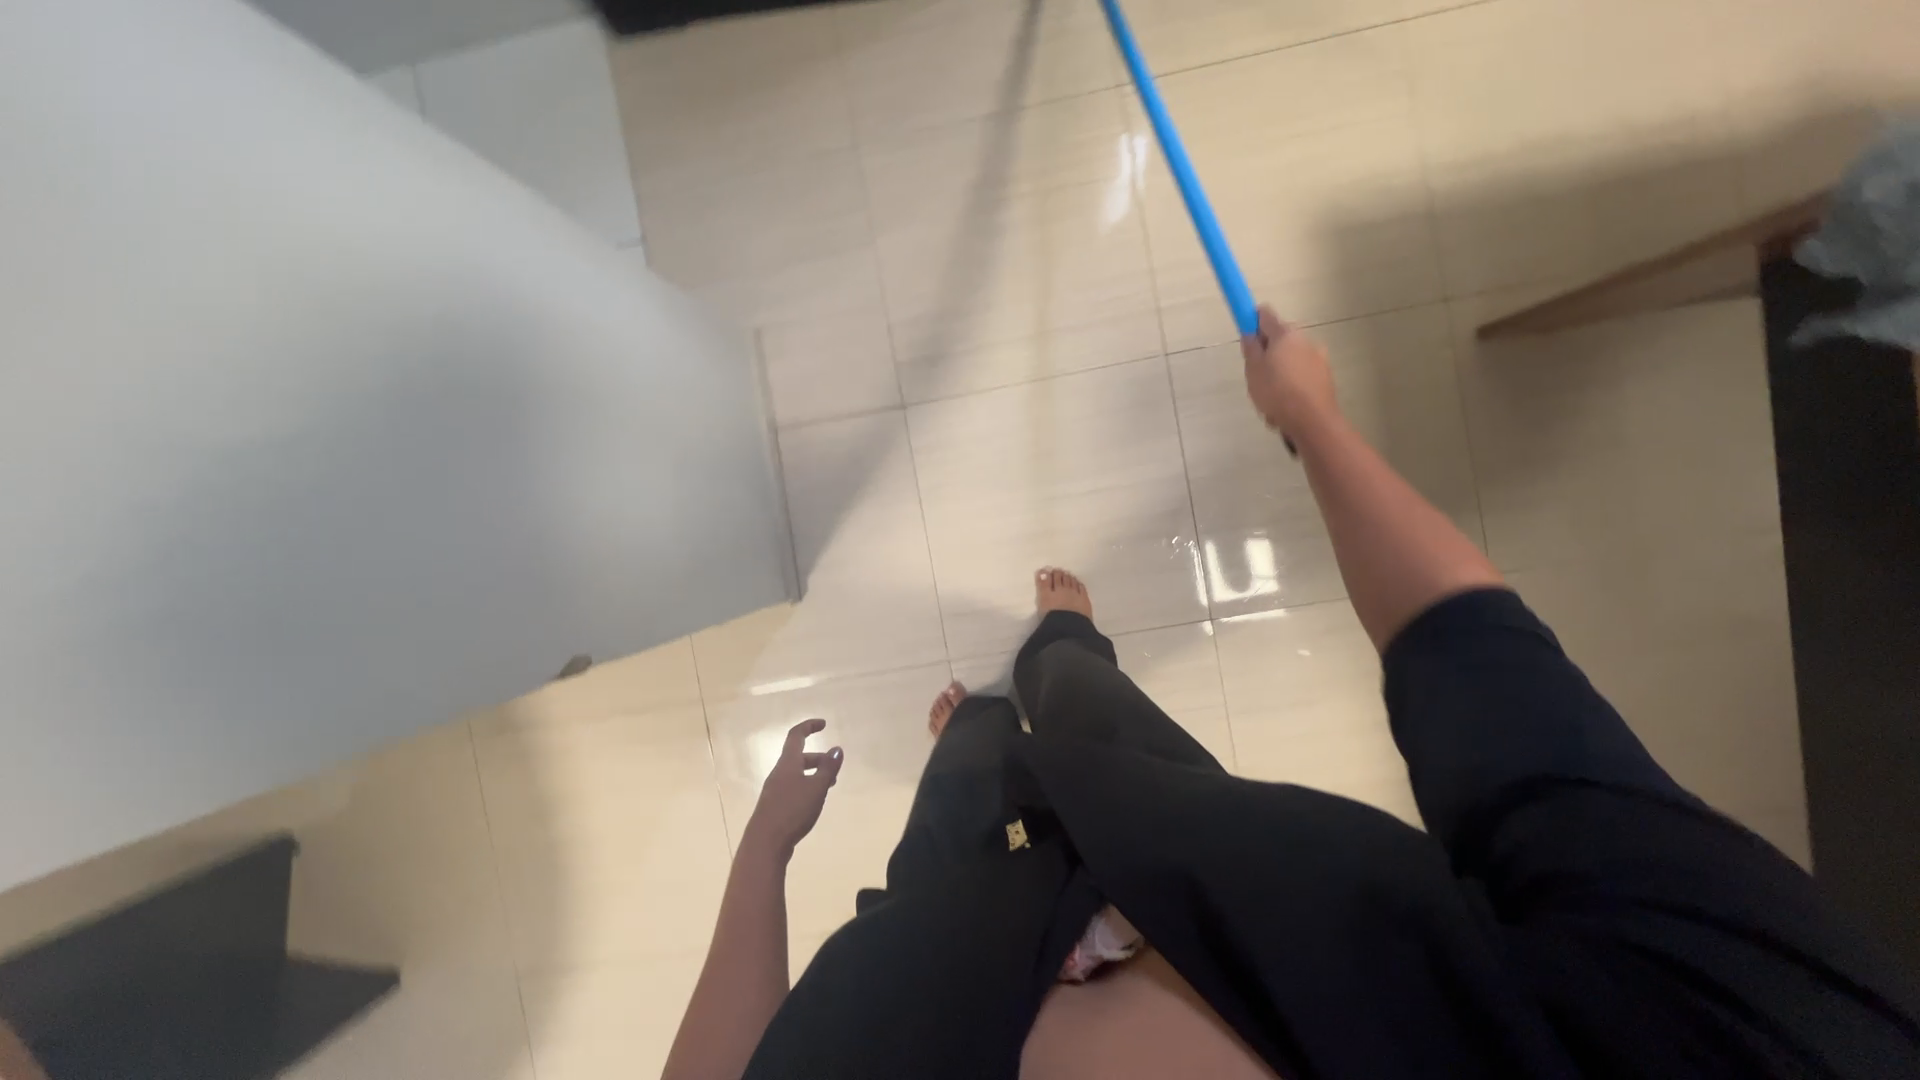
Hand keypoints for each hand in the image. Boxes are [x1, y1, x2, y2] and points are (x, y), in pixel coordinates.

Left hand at [741, 718, 842, 861]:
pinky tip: (812, 803)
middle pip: (797, 757)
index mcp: (787, 764)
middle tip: (833, 767)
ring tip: (828, 786)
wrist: (764, 843)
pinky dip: (805, 787)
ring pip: (795, 774)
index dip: (809, 727)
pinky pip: (791, 788)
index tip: (823, 724)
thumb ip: (828, 768)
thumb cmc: (792, 811)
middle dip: (817, 757)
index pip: (796, 736)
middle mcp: (778, 773)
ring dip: (812, 774)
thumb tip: (836, 748)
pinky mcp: (773, 806)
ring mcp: (774, 790)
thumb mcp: (816, 788)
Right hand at [1241, 304, 1337, 438]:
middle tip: (1255, 374)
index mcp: (1285, 334)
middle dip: (1267, 352)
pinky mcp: (1325, 376)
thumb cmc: (1276, 392)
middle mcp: (1304, 339)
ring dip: (1280, 370)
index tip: (1245, 333)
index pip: (1265, 315)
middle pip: (1280, 339)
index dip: (1252, 320)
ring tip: (1270, 396)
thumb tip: (1249, 332)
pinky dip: (1292, 383)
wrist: (1311, 420)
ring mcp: (1318, 357)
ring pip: (1291, 358)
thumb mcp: (1253, 370)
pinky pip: (1302, 374)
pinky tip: (1285, 404)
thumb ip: (1250, 348)